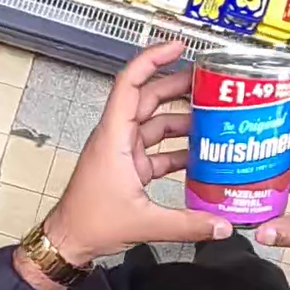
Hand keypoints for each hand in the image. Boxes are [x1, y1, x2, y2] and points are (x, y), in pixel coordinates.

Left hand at [39, 41, 232, 267]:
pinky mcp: (128, 168)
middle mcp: (117, 138)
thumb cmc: (87, 222)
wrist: (69, 241)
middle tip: (207, 83)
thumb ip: (189, 224)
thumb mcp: (145, 222)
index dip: (153, 59)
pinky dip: (177, 148)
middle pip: (149, 98)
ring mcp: (123, 152)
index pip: (130, 83)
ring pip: (155, 123)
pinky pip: (157, 149)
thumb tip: (221, 224)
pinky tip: (198, 154)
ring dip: (182, 118)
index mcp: (114, 138)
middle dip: (178, 86)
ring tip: (210, 117)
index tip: (176, 48)